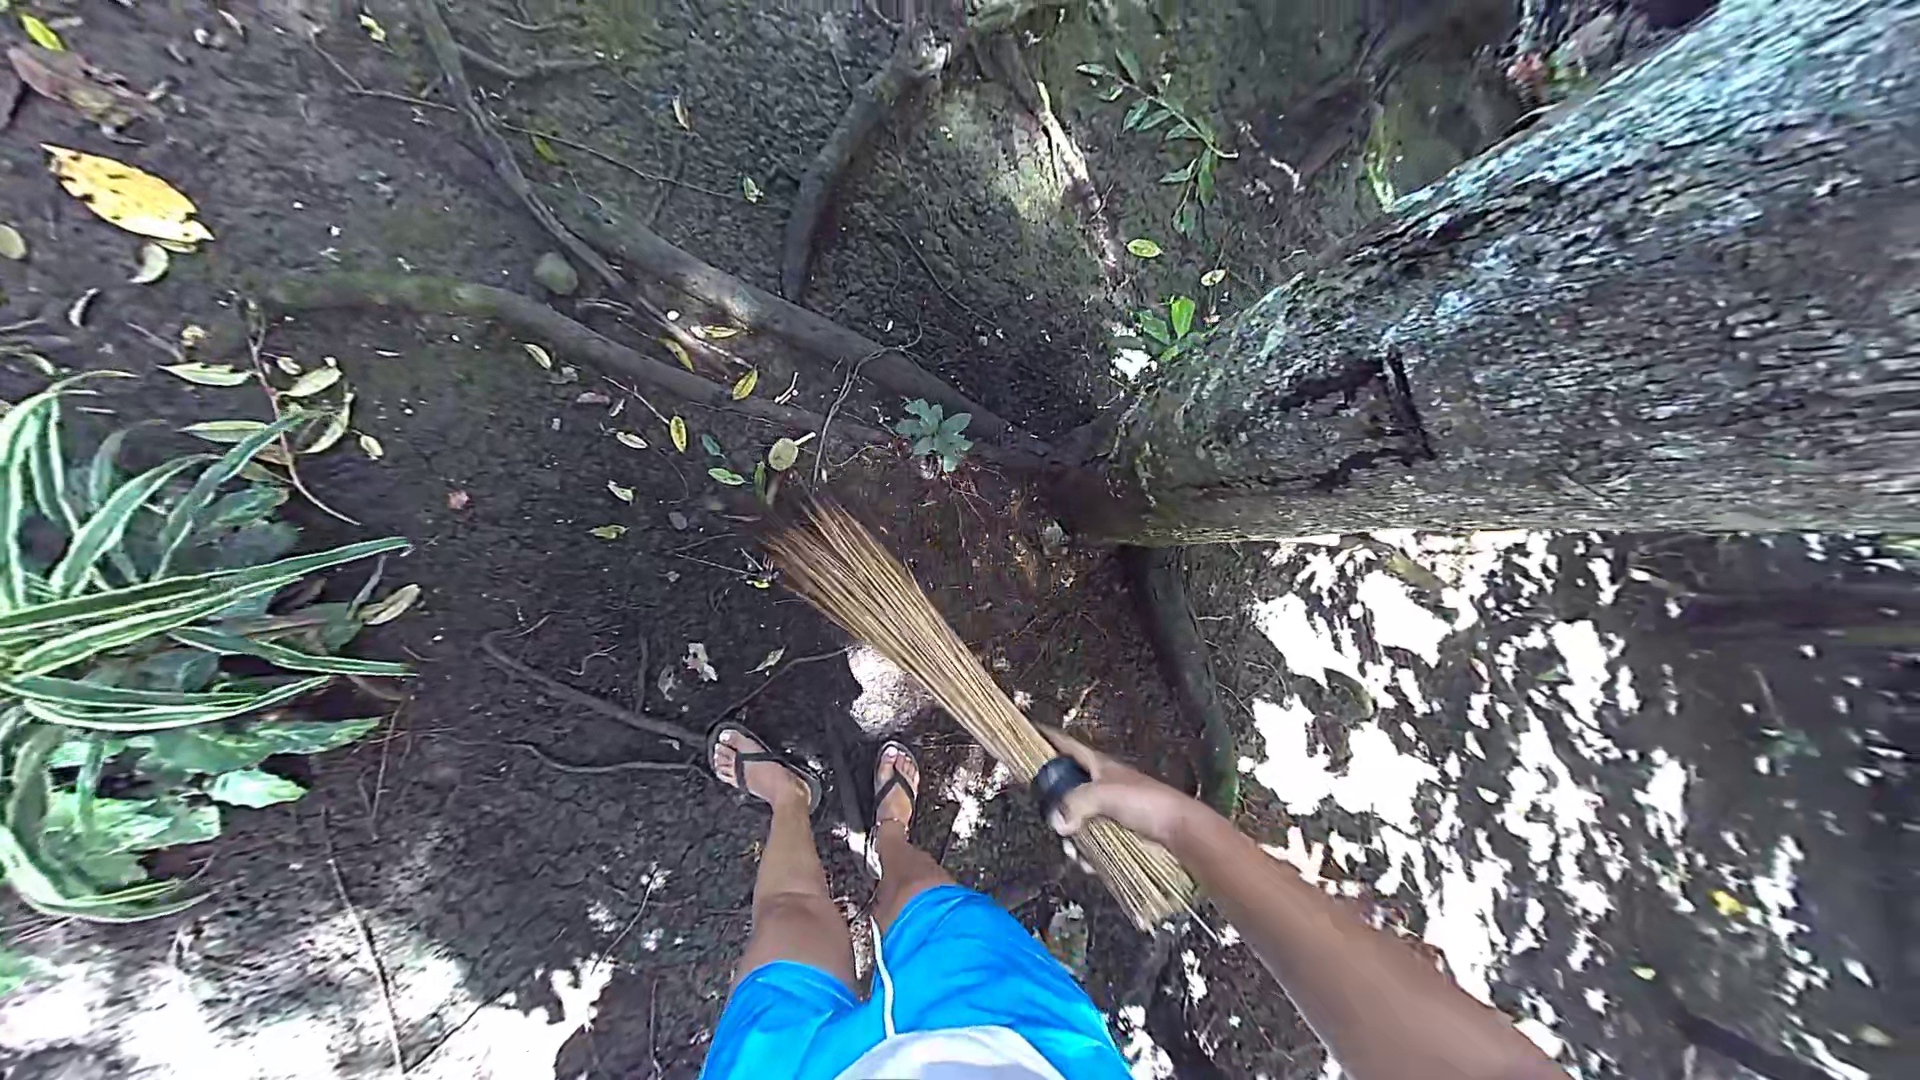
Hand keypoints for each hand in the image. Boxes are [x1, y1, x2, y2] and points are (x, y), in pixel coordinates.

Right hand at [1040, 726, 1208, 848]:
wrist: (1180, 828)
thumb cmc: (1147, 802)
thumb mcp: (1104, 795)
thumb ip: (1076, 803)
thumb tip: (1056, 820)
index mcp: (1097, 764)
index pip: (1065, 744)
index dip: (1047, 738)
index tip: (1028, 734)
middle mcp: (1101, 780)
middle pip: (1066, 782)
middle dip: (1054, 800)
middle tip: (1047, 814)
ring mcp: (1108, 803)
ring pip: (1076, 811)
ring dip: (1071, 831)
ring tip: (1073, 849)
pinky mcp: (1116, 825)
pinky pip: (1090, 832)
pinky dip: (1085, 846)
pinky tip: (1087, 858)